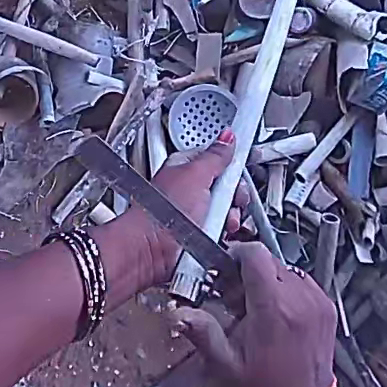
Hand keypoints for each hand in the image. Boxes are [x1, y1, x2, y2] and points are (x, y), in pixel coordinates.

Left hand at [102, 130, 244, 289]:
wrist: (150, 250)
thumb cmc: (162, 211)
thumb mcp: (196, 175)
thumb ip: (215, 156)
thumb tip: (227, 136)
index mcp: (184, 167)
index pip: (217, 160)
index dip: (230, 168)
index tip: (235, 175)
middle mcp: (188, 190)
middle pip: (226, 188)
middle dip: (233, 196)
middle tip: (228, 200)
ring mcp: (193, 215)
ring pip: (226, 211)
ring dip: (230, 218)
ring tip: (221, 221)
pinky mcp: (198, 237)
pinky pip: (223, 232)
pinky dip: (226, 235)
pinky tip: (220, 236)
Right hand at [171, 241, 338, 386]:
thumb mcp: (226, 364)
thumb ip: (203, 333)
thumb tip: (178, 313)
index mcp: (273, 309)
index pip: (255, 254)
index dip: (236, 255)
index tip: (226, 270)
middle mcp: (299, 300)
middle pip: (267, 260)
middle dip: (248, 273)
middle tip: (237, 299)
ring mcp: (316, 301)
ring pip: (284, 268)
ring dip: (267, 281)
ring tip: (258, 309)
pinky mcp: (326, 306)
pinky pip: (300, 281)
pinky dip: (286, 289)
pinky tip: (277, 313)